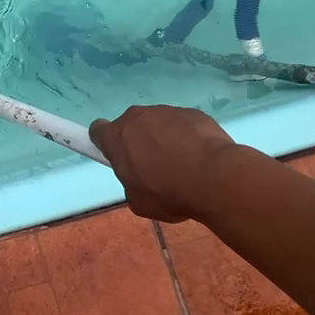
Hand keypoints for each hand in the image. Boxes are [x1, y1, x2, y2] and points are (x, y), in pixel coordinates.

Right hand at [89, 105, 242, 222]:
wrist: (217, 179)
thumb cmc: (170, 193)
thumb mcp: (139, 202)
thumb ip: (131, 185)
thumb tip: (141, 180)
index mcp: (116, 137)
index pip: (98, 130)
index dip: (106, 144)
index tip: (118, 158)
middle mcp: (137, 117)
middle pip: (131, 126)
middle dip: (139, 142)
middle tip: (156, 168)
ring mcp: (167, 111)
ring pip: (159, 124)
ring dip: (165, 139)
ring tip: (185, 166)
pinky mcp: (193, 113)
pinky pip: (185, 124)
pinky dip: (189, 137)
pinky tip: (202, 158)